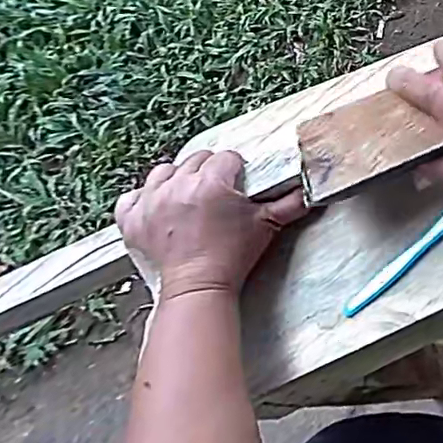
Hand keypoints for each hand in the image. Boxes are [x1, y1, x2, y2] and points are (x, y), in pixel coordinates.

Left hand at [114, 151, 310, 300]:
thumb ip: (294, 201)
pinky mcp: (130, 220)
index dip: (237, 167)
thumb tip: (313, 187)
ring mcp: (148, 203)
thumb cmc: (235, 253)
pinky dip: (146, 197)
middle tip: (221, 189)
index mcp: (211, 184)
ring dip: (179, 178)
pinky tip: (161, 205)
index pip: (226, 156)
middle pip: (196, 159)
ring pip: (164, 171)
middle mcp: (176, 187)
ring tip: (191, 193)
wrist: (198, 285)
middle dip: (210, 169)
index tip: (241, 183)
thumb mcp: (270, 224)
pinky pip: (133, 195)